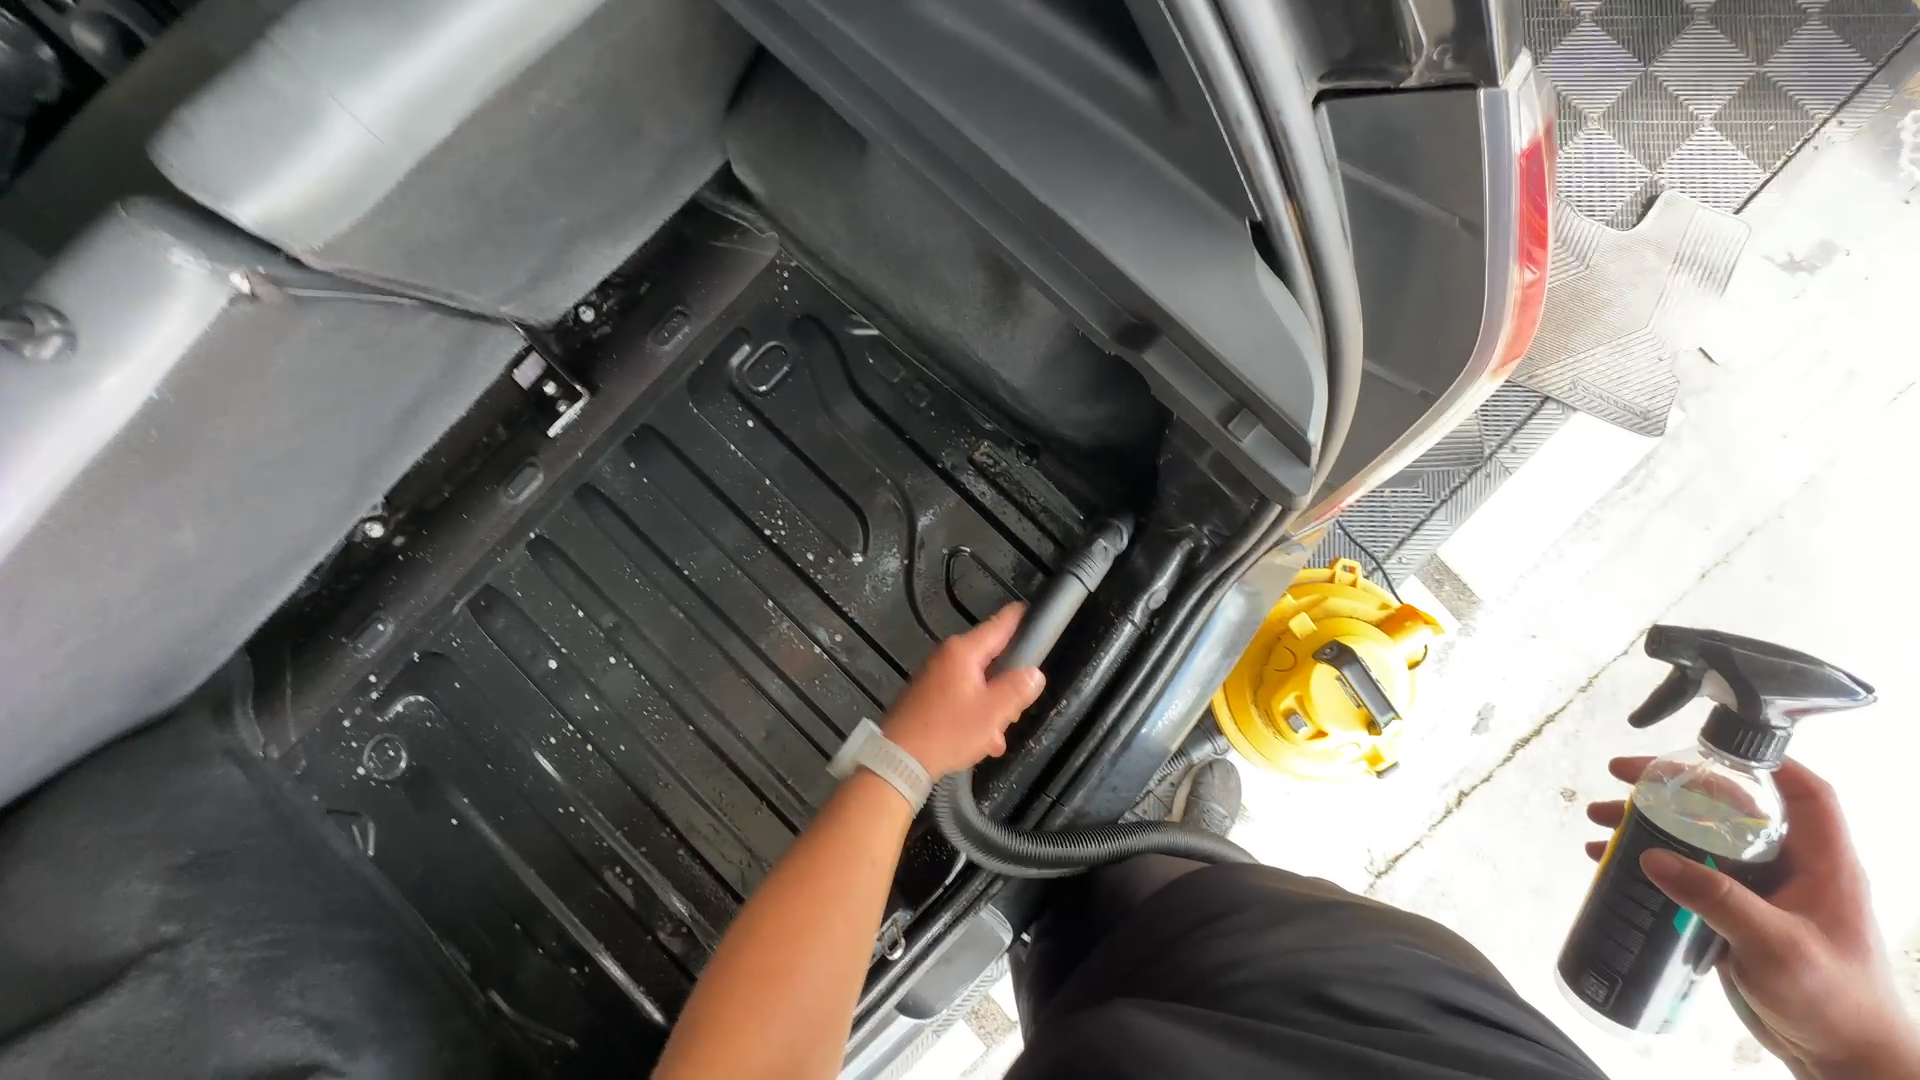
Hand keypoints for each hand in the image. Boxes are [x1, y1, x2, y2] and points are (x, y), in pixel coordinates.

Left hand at [881, 603, 1045, 777]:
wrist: (898, 759)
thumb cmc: (947, 731)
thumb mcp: (992, 712)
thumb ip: (1017, 689)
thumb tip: (1034, 673)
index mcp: (964, 652)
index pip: (1000, 623)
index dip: (1021, 617)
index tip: (1036, 611)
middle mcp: (947, 656)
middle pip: (992, 659)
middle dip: (1008, 684)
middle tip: (1015, 710)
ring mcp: (935, 676)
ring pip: (979, 683)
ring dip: (992, 707)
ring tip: (994, 736)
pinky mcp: (928, 696)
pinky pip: (962, 698)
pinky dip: (974, 715)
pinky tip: (979, 741)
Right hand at [1587, 757, 1919, 1078]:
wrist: (1845, 1061)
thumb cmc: (1835, 1003)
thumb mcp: (1778, 948)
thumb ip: (1718, 899)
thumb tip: (1652, 855)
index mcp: (1823, 865)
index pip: (1804, 794)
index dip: (1763, 761)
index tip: (1703, 748)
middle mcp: (1792, 868)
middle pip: (1730, 806)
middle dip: (1671, 787)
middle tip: (1618, 777)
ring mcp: (1761, 891)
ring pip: (1699, 836)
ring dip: (1647, 822)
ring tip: (1600, 820)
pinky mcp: (1734, 912)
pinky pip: (1685, 871)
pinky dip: (1645, 859)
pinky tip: (1610, 862)